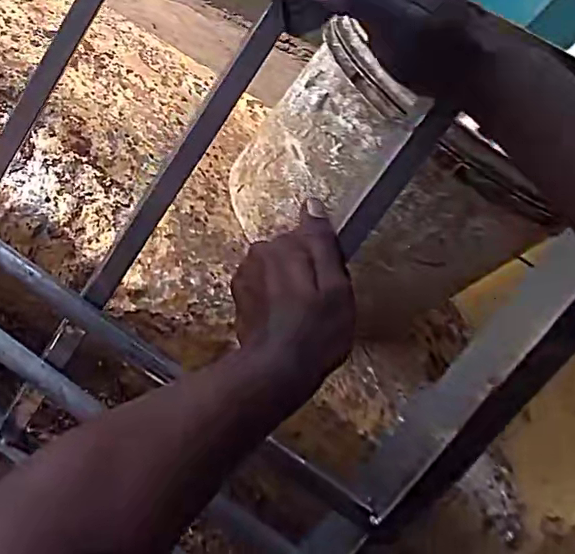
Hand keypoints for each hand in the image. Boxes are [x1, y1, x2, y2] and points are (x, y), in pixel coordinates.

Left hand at [230, 200, 354, 393]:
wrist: (275, 370)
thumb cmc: (315, 331)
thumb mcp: (336, 287)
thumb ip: (322, 242)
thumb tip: (311, 204)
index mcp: (284, 245)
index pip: (309, 237)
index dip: (324, 261)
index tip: (330, 286)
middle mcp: (259, 251)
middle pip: (291, 251)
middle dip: (305, 271)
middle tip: (319, 305)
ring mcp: (245, 273)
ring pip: (276, 269)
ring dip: (287, 284)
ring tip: (301, 317)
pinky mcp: (238, 295)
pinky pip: (263, 286)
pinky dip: (272, 298)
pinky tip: (283, 321)